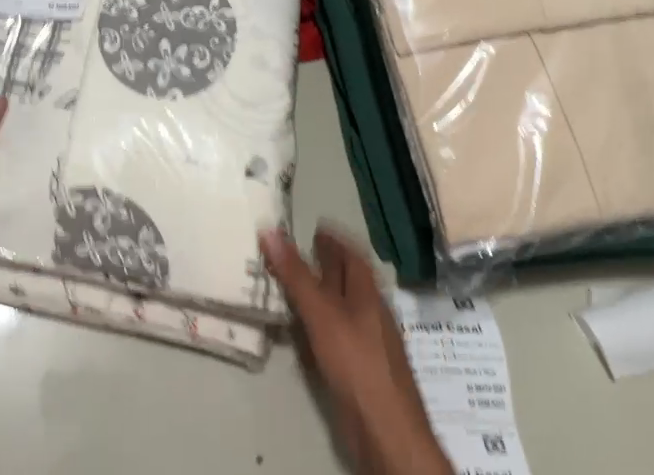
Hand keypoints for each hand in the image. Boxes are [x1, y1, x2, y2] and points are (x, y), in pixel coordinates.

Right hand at [262, 226, 451, 474]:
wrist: (384, 427)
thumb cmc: (356, 362)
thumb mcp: (321, 313)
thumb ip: (295, 275)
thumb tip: (269, 231)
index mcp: (368, 295)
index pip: (353, 257)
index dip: (335, 239)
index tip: (315, 226)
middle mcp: (370, 314)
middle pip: (348, 281)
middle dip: (326, 263)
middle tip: (297, 249)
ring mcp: (366, 342)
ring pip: (341, 307)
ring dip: (319, 292)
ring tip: (291, 283)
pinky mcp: (358, 367)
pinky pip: (335, 333)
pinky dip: (317, 322)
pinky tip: (301, 329)